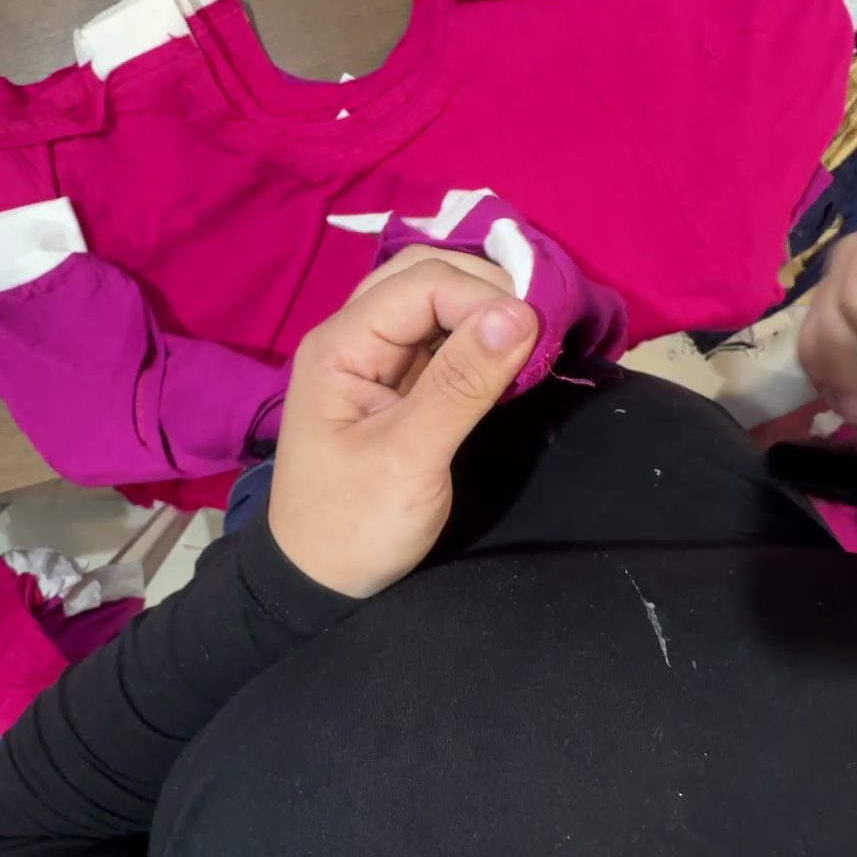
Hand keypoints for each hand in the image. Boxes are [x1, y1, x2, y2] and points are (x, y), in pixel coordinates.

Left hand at [269, 246, 538, 596]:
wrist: (319, 578)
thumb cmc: (354, 524)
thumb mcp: (409, 458)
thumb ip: (461, 383)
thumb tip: (521, 312)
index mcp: (341, 346)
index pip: (421, 283)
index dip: (482, 296)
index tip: (535, 335)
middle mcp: (353, 338)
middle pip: (424, 278)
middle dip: (485, 292)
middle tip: (536, 330)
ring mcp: (373, 360)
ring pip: (434, 304)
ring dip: (483, 312)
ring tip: (529, 342)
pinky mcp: (396, 385)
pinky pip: (439, 341)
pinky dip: (477, 341)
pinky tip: (506, 360)